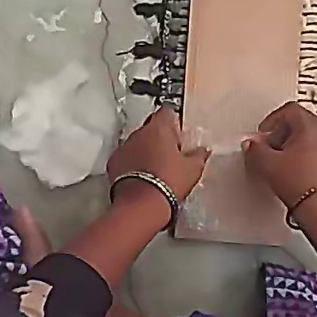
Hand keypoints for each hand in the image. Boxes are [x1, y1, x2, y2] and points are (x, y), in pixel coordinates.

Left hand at [106, 108, 209, 223]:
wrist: (142, 204)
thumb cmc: (168, 183)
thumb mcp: (192, 169)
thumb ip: (199, 155)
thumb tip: (202, 151)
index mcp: (159, 128)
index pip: (166, 112)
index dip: (174, 121)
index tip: (179, 133)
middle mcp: (138, 133)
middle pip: (150, 128)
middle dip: (159, 138)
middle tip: (170, 155)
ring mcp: (123, 147)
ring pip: (136, 143)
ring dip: (144, 151)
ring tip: (155, 169)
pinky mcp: (113, 163)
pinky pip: (125, 158)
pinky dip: (131, 163)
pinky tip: (141, 176)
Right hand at [242, 102, 316, 216]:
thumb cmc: (300, 183)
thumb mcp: (267, 164)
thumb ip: (255, 149)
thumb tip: (251, 145)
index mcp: (310, 126)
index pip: (289, 110)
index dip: (271, 121)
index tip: (262, 134)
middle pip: (299, 122)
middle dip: (280, 134)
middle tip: (267, 148)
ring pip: (307, 137)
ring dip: (290, 146)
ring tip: (277, 162)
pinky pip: (315, 152)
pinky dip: (302, 157)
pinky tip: (291, 172)